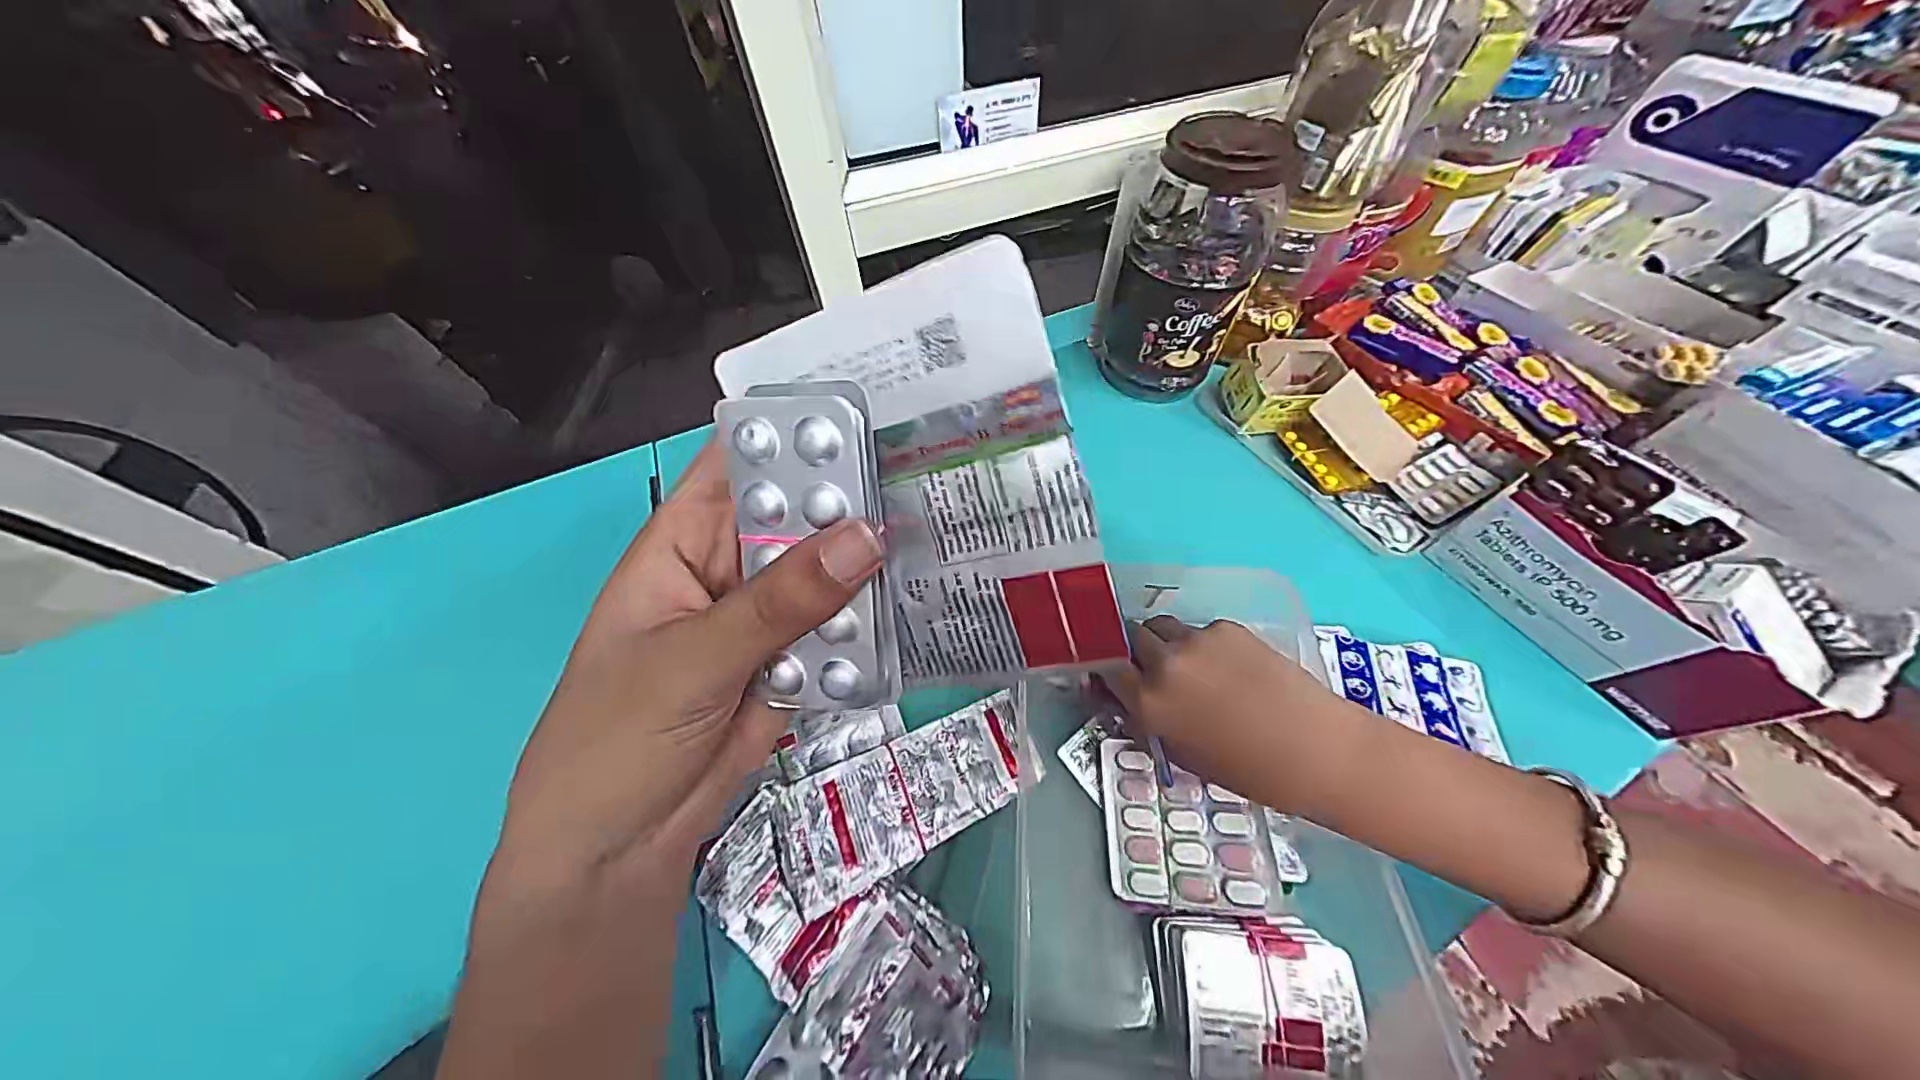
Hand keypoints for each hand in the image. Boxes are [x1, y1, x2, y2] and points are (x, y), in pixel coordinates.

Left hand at [492, 438, 883, 889]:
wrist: (616, 853)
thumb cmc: (617, 740)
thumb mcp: (695, 659)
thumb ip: (781, 601)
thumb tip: (864, 536)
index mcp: (682, 544)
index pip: (740, 466)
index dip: (793, 435)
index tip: (864, 415)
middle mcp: (728, 571)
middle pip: (796, 519)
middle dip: (849, 505)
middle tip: (924, 481)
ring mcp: (763, 621)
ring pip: (825, 577)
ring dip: (868, 568)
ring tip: (936, 541)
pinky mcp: (791, 666)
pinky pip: (837, 632)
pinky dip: (867, 627)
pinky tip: (914, 612)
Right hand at [1102, 615, 1380, 817]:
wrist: (1319, 749)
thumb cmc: (1249, 770)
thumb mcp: (1184, 755)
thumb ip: (1149, 723)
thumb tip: (1131, 704)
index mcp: (1149, 703)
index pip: (1105, 669)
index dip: (1105, 671)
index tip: (1111, 677)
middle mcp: (1165, 664)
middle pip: (1129, 637)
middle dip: (1134, 652)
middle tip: (1150, 671)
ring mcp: (1197, 641)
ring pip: (1161, 626)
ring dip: (1163, 642)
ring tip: (1187, 666)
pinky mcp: (1228, 628)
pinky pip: (1198, 630)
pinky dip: (1201, 645)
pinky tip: (1228, 668)